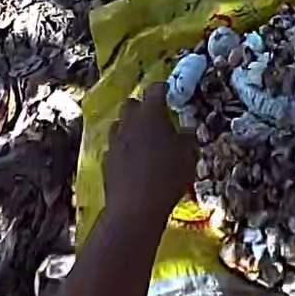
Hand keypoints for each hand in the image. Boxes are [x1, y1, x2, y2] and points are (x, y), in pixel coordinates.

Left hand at [104, 83, 197, 223]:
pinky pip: (114, 147)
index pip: (155, 90)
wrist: (135, 207)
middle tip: (154, 117)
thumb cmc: (168, 175)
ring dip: (129, 127)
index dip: (162, 89)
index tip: (168, 92)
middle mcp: (130, 122)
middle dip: (141, 107)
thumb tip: (187, 131)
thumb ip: (187, 138)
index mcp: (151, 114)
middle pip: (131, 103)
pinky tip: (131, 161)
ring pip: (119, 124)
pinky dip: (122, 149)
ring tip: (142, 139)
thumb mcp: (188, 155)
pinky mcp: (106, 160)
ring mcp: (115, 141)